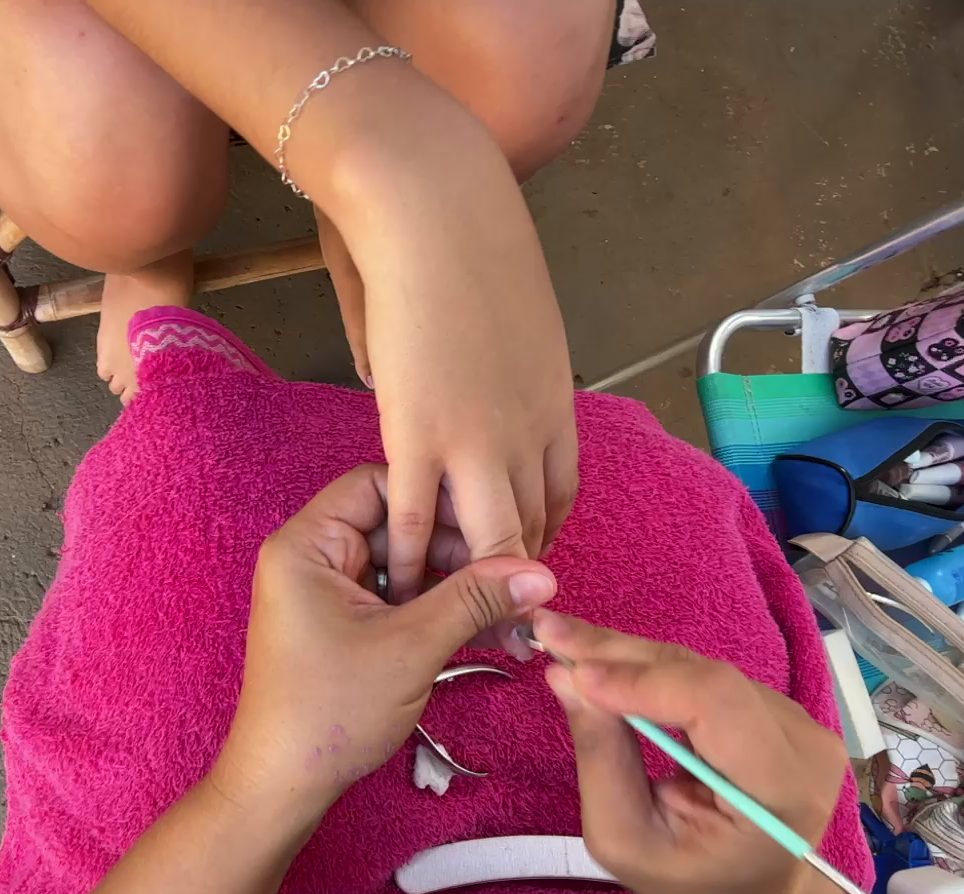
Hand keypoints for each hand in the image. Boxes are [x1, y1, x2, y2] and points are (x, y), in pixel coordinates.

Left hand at [214, 465, 557, 815]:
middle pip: (397, 527)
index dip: (435, 498)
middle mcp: (314, 558)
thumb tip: (540, 573)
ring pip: (405, 566)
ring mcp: (330, 592)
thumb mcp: (410, 646)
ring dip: (453, 587)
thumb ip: (474, 600)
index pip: (378, 485)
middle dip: (455, 553)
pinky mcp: (346, 623)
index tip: (490, 522)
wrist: (285, 785)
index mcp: (307, 545)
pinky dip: (435, 611)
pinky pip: (398, 599)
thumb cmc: (329, 710)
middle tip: (510, 579)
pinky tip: (484, 629)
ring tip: (506, 611)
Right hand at [335, 141, 577, 605]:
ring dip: (472, 584)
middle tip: (497, 608)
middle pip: (534, 525)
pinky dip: (414, 560)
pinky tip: (402, 586)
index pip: (560, 492)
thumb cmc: (472, 250)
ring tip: (452, 615)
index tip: (521, 552)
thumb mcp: (515, 321)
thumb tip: (461, 390)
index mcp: (555, 403)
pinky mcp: (421, 434)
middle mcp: (530, 433)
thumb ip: (497, 374)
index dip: (542, 532)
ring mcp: (479, 439)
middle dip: (518, 574)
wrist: (437, 209)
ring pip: (491, 537)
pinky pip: (422, 517)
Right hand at [532, 610, 850, 893]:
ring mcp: (793, 715)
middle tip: (546, 632)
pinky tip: (599, 660)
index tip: (571, 672)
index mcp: (780, 790)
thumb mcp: (624, 839)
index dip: (641, 680)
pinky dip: (640, 665)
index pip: (714, 704)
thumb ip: (600, 758)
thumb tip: (564, 676)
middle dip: (615, 653)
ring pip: (692, 664)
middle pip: (699, 673)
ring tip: (563, 641)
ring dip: (622, 654)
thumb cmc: (690, 881)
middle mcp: (800, 740)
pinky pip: (694, 670)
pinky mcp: (771, 702)